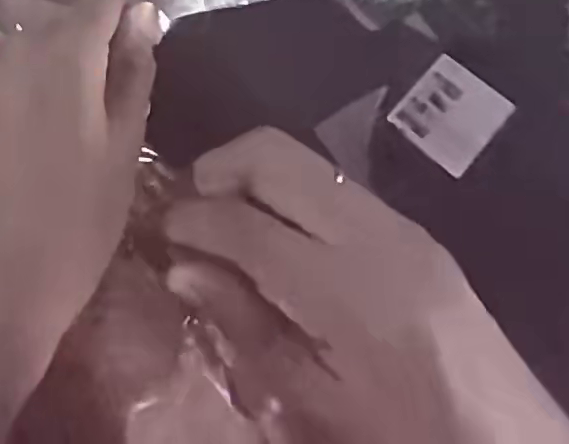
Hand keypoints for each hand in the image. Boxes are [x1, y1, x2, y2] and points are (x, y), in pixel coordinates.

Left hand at [0, 0, 160, 355]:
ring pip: (38, 39)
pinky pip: (9, 62)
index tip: (139, 52)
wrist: (4, 271)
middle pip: (69, 17)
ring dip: (60, 59)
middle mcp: (18, 42)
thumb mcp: (127, 139)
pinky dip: (28, 75)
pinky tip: (35, 123)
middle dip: (96, 41)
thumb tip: (142, 13)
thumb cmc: (82, 211)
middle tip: (110, 99)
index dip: (129, 16)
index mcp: (64, 49)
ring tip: (72, 115)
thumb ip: (135, 64)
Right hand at [164, 128, 568, 443]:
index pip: (246, 224)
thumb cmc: (407, 437)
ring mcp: (395, 218)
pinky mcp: (405, 219)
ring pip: (295, 152)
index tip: (161, 226)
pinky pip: (323, 176)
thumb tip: (179, 266)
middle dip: (214, 167)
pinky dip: (280, 184)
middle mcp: (373, 234)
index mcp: (350, 294)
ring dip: (244, 169)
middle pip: (270, 155)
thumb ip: (246, 326)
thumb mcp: (319, 404)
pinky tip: (268, 223)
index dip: (193, 218)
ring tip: (220, 209)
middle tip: (187, 205)